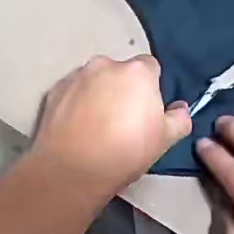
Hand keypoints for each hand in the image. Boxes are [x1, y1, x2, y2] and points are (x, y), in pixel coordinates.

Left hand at [29, 55, 191, 194]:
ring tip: (96, 126)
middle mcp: (105, 64)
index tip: (146, 111)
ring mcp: (76, 76)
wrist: (72, 169)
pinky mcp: (53, 90)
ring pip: (94, 80)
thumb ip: (179, 118)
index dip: (151, 89)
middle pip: (120, 72)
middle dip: (123, 89)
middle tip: (122, 120)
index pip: (151, 68)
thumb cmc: (125, 152)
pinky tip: (77, 127)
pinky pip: (72, 91)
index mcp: (137, 72)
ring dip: (99, 94)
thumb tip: (180, 109)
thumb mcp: (165, 140)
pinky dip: (76, 103)